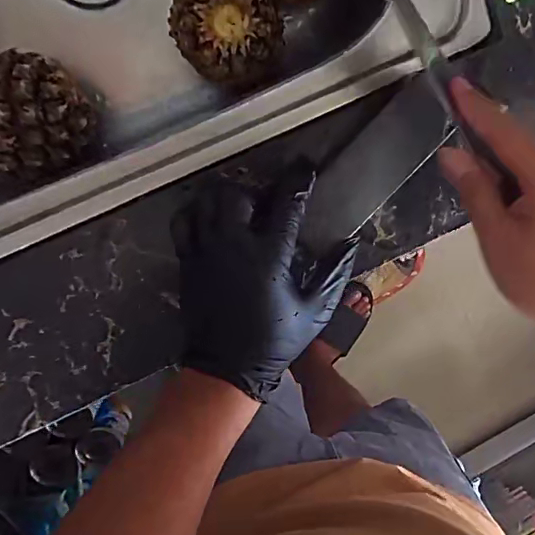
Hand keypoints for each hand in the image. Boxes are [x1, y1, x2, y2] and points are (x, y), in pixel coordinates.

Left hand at [171, 165, 355, 400]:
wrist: (228, 366)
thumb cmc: (277, 339)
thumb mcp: (316, 311)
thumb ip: (334, 274)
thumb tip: (350, 243)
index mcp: (270, 255)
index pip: (286, 204)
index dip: (298, 181)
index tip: (305, 168)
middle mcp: (235, 245)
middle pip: (236, 194)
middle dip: (253, 191)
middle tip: (265, 202)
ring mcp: (206, 252)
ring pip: (207, 203)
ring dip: (225, 199)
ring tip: (238, 209)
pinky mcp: (188, 262)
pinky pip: (184, 223)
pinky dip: (195, 213)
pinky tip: (210, 221)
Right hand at [436, 78, 534, 343]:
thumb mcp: (498, 239)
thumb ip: (477, 191)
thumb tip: (454, 155)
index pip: (506, 133)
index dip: (477, 110)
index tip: (456, 84)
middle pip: (522, 144)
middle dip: (489, 137)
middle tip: (457, 132)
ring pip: (534, 162)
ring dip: (504, 162)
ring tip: (476, 174)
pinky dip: (522, 178)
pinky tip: (506, 193)